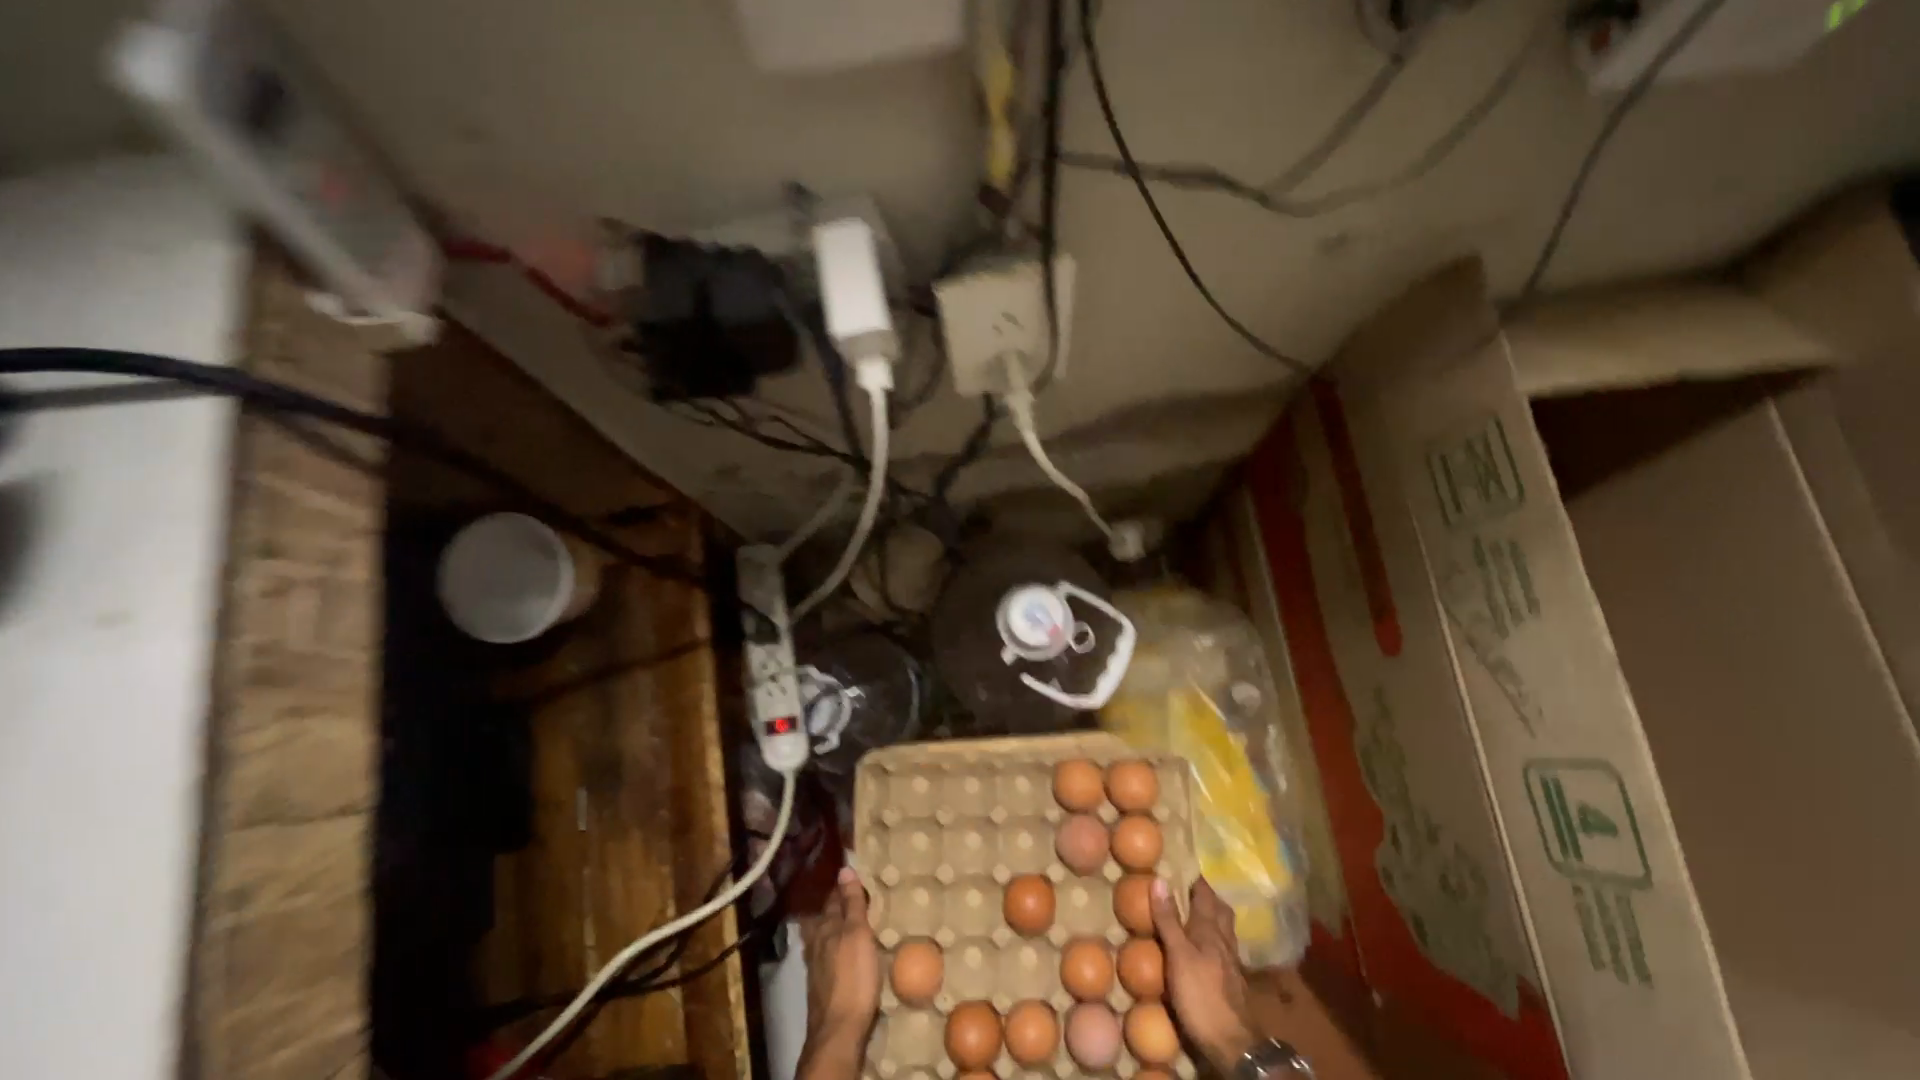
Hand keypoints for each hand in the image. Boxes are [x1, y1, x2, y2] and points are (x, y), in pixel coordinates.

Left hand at [801, 867, 880, 1044]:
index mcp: (826, 927)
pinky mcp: (820, 984)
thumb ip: (852, 904)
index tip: (852, 875)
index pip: (833, 899)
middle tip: (850, 896)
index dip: (842, 887)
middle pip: (824, 918)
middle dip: (834, 907)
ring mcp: (815, 965)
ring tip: (843, 922)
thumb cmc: (854, 976)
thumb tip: (844, 868)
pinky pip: (824, 956)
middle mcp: (816, 942)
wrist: (839, 1028)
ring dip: (831, 927)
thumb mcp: (858, 934)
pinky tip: (838, 954)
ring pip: (821, 937)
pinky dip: (832, 948)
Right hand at [1152, 876, 1258, 1072]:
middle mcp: (1224, 941)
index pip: (1205, 894)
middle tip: (1186, 887)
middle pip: (1219, 910)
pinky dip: (1212, 940)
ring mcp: (1230, 962)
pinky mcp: (1231, 981)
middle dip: (1206, 896)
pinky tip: (1202, 950)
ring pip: (1224, 929)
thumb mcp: (1178, 956)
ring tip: (1193, 913)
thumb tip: (1159, 880)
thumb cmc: (1202, 996)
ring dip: (1211, 916)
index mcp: (1211, 930)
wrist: (1233, 1043)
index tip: (1178, 863)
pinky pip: (1222, 949)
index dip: (1194, 878)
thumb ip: (1169, 921)